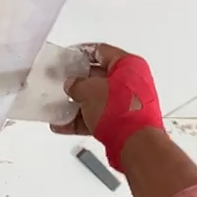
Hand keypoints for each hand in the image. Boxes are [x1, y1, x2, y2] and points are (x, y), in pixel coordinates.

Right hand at [51, 43, 162, 173]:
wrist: (135, 144)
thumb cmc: (123, 113)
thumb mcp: (89, 90)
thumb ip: (76, 84)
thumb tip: (72, 85)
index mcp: (129, 65)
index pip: (101, 51)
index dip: (81, 53)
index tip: (69, 57)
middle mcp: (132, 82)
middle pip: (99, 77)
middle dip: (78, 82)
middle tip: (62, 83)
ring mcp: (129, 103)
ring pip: (98, 99)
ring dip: (78, 103)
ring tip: (60, 106)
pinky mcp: (124, 122)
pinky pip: (99, 117)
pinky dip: (82, 120)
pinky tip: (65, 124)